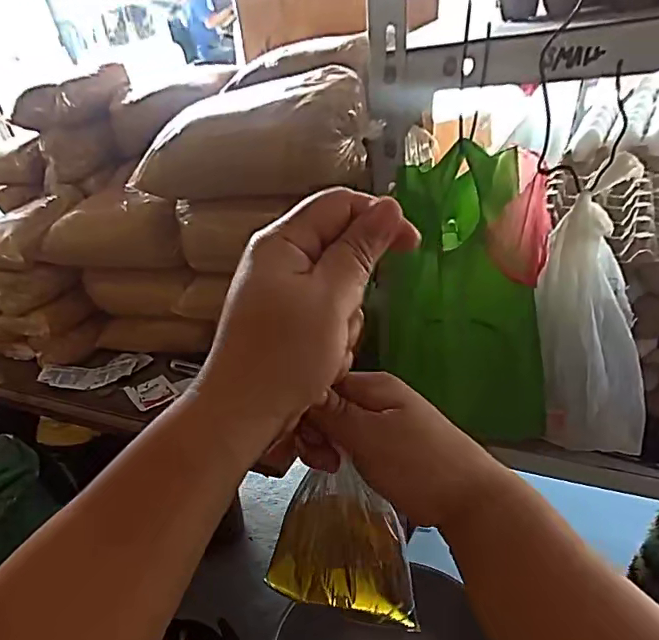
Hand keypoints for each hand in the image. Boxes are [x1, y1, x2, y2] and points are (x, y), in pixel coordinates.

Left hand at [193, 190, 418, 445]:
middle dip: (358, 289)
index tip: (413, 243)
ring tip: (331, 351)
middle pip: (342, 253)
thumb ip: (360, 251)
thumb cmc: (285, 357)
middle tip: (348, 322)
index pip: (340, 205)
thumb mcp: (331, 299)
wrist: (245, 414)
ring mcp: (283, 298)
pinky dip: (334, 343)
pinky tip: (323, 366)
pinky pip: (327, 322)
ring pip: (340, 294)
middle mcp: (280, 263)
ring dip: (347, 324)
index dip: (380, 218)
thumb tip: (389, 208)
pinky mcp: (288, 329)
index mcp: (283, 243)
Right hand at [300, 372, 513, 528]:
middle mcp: (380, 397)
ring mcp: (388, 421)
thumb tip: (299, 385)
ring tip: (332, 468)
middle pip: (327, 404)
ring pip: (339, 426)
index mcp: (375, 385)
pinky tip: (344, 469)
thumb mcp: (368, 437)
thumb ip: (331, 413)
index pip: (320, 383)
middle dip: (313, 431)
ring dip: (326, 446)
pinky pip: (356, 443)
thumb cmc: (419, 466)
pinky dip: (344, 455)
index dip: (303, 409)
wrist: (471, 499)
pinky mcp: (392, 446)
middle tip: (321, 461)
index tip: (303, 441)